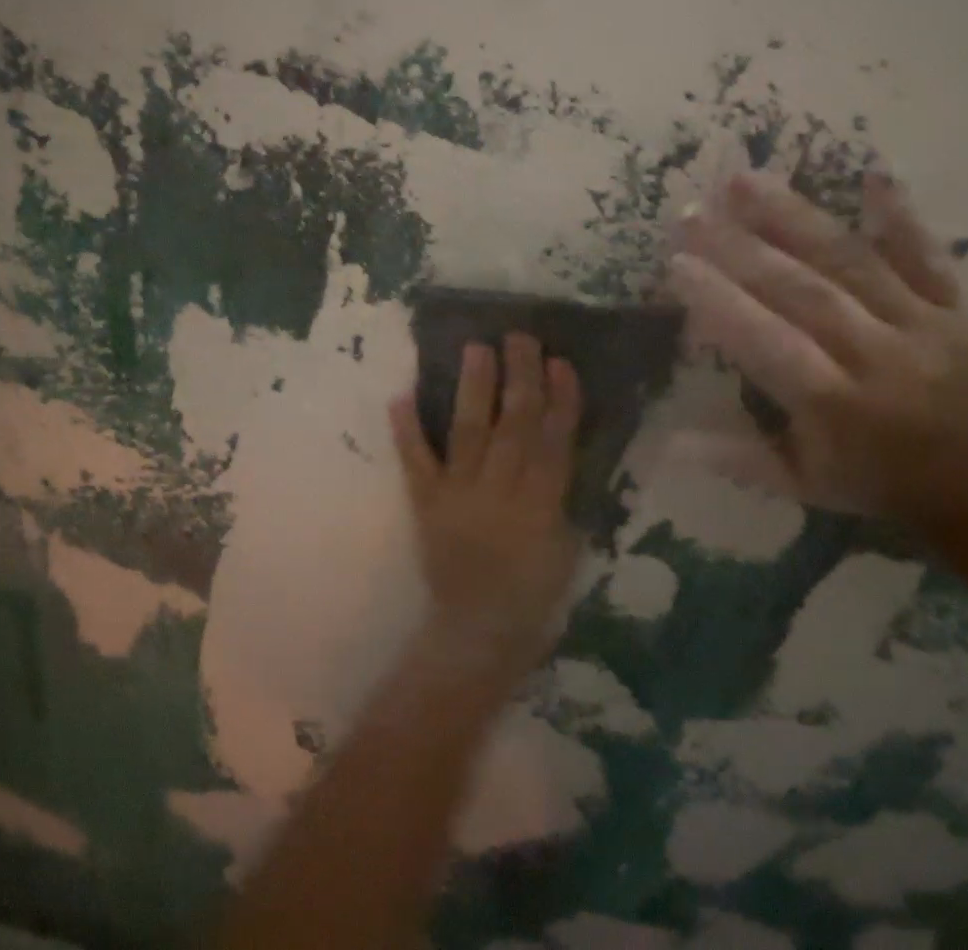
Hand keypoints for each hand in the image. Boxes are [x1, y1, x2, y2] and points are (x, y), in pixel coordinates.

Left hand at [389, 334, 583, 676]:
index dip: (560, 399)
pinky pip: (416, 463)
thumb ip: (562, 499)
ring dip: (473, 389)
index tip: (560, 362)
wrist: (477, 631)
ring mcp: (459, 494)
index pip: (555, 440)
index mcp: (541, 503)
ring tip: (475, 348)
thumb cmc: (532, 594)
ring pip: (470, 433)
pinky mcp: (427, 504)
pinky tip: (402, 397)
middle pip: (514, 425)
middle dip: (519, 378)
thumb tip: (559, 453)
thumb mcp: (565, 547)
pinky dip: (408, 431)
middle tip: (519, 336)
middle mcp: (501, 490)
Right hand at [668, 170, 967, 529]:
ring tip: (744, 181)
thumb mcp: (803, 485)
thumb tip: (667, 439)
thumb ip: (738, 457)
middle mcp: (876, 357)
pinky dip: (900, 216)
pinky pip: (927, 257)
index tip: (677, 265)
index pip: (765, 342)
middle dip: (741, 249)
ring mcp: (922, 326)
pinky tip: (871, 172)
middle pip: (802, 291)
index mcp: (834, 405)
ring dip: (795, 217)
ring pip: (852, 262)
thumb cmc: (877, 485)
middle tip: (691, 213)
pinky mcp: (958, 309)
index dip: (720, 302)